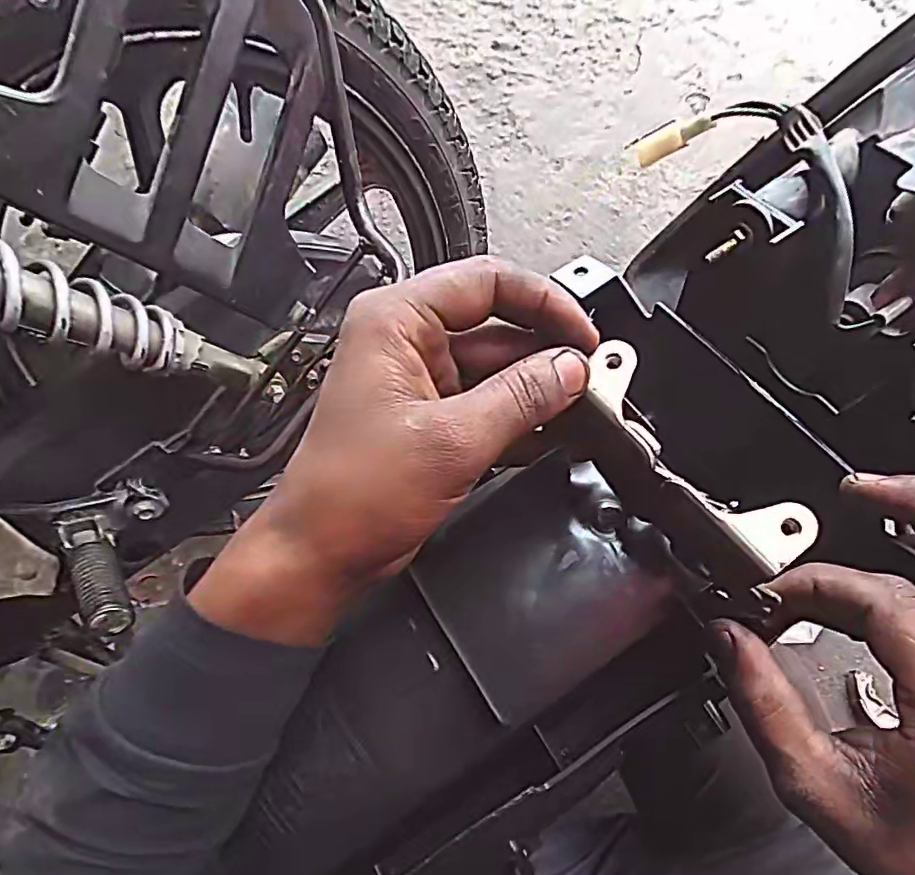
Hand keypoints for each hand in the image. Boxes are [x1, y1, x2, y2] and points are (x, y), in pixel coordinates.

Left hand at [192, 256, 599, 644]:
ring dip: (538, 392)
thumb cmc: (351, 494)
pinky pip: (489, 409)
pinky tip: (551, 434)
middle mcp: (408, 346)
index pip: (488, 283)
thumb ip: (520, 398)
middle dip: (547, 355)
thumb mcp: (452, 439)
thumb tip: (568, 369)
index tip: (582, 335)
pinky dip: (521, 421)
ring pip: (498, 373)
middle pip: (498, 329)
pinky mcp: (434, 425)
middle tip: (588, 380)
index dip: (545, 303)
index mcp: (396, 323)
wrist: (326, 552)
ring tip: (578, 410)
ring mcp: (422, 387)